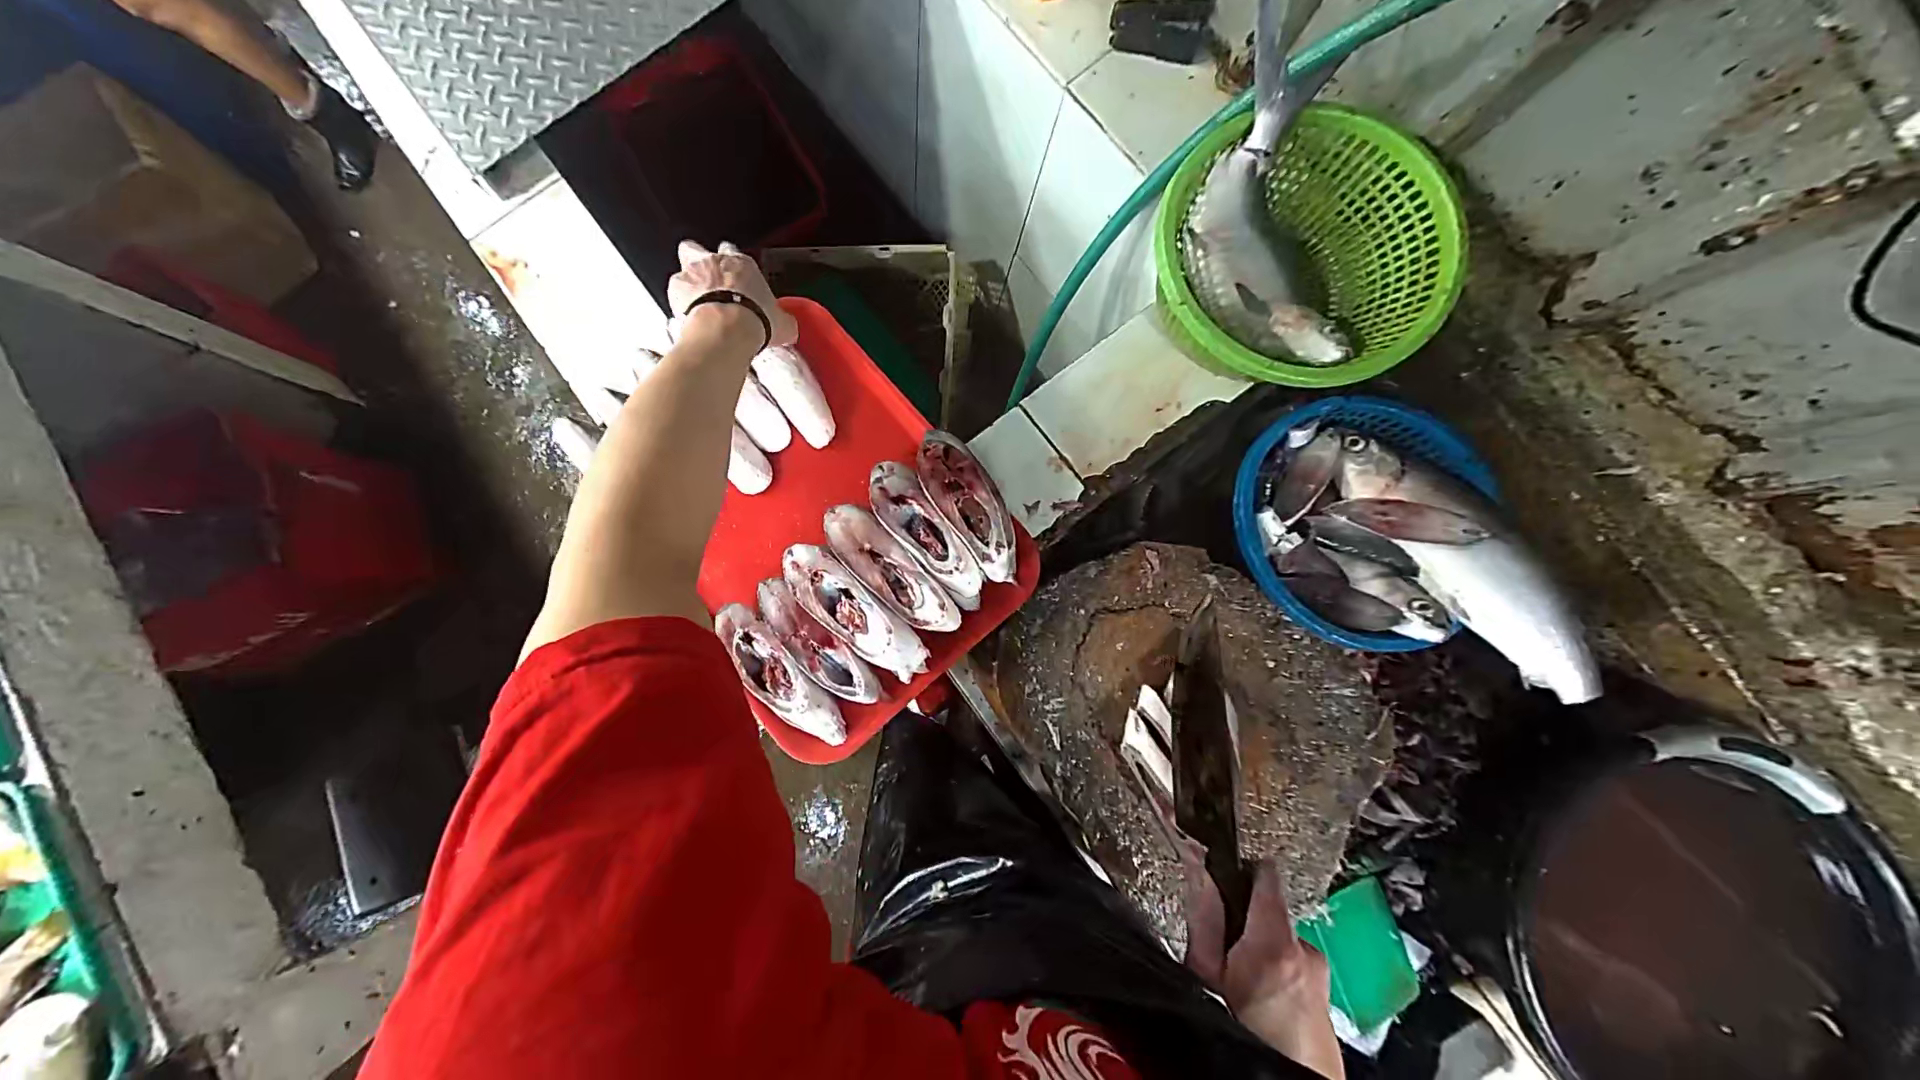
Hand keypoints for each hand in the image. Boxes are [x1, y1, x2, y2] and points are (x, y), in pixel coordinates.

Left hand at [667, 240, 796, 347]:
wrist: (728, 329)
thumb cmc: (754, 318)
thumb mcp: (782, 323)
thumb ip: (783, 320)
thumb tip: (788, 326)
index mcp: (743, 263)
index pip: (734, 253)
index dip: (733, 266)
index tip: (737, 280)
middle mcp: (715, 262)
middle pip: (698, 249)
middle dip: (700, 261)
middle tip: (710, 283)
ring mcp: (693, 273)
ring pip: (683, 268)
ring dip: (688, 284)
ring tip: (697, 306)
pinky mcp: (676, 290)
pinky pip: (673, 292)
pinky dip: (678, 303)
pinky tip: (687, 317)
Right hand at [1222, 860, 1343, 1078]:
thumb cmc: (1245, 1036)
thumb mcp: (1206, 975)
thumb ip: (1204, 918)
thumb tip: (1199, 870)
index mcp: (1275, 940)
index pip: (1265, 874)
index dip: (1239, 865)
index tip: (1218, 865)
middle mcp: (1306, 949)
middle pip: (1267, 908)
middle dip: (1241, 917)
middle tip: (1220, 947)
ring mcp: (1319, 969)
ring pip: (1279, 936)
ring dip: (1258, 944)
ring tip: (1238, 978)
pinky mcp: (1324, 987)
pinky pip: (1292, 959)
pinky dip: (1274, 966)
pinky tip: (1259, 993)